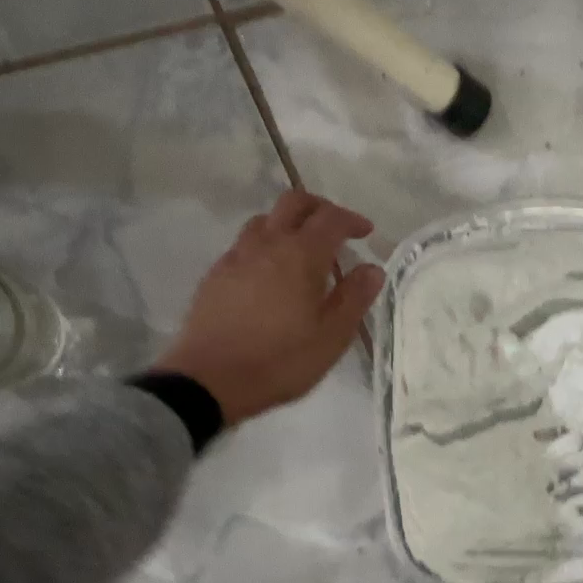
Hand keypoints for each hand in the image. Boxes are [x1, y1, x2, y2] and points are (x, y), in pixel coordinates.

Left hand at [152, 190, 384, 425]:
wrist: (210, 379)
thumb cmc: (282, 361)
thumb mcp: (332, 336)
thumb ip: (354, 298)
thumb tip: (372, 269)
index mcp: (301, 256)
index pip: (330, 219)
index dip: (352, 220)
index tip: (366, 232)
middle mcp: (267, 245)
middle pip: (293, 203)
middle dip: (319, 208)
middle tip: (337, 228)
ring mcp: (236, 257)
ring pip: (265, 221)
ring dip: (289, 225)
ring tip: (304, 252)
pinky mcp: (216, 274)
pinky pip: (245, 245)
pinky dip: (266, 246)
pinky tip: (272, 275)